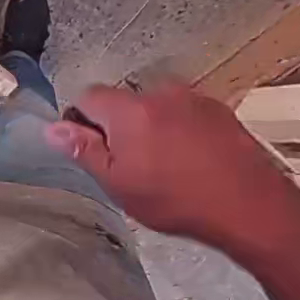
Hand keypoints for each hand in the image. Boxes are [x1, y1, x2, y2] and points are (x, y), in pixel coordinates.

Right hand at [44, 83, 299, 259]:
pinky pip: (182, 114)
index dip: (79, 120)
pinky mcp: (220, 111)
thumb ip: (83, 149)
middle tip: (123, 164)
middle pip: (122, 101)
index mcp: (129, 109)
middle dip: (115, 125)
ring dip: (146, 127)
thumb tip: (51, 128)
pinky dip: (175, 130)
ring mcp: (195, 99)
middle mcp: (161, 93)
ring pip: (153, 107)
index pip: (88, 96)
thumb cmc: (173, 198)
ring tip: (158, 164)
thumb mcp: (116, 181)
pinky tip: (185, 161)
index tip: (87, 148)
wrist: (249, 206)